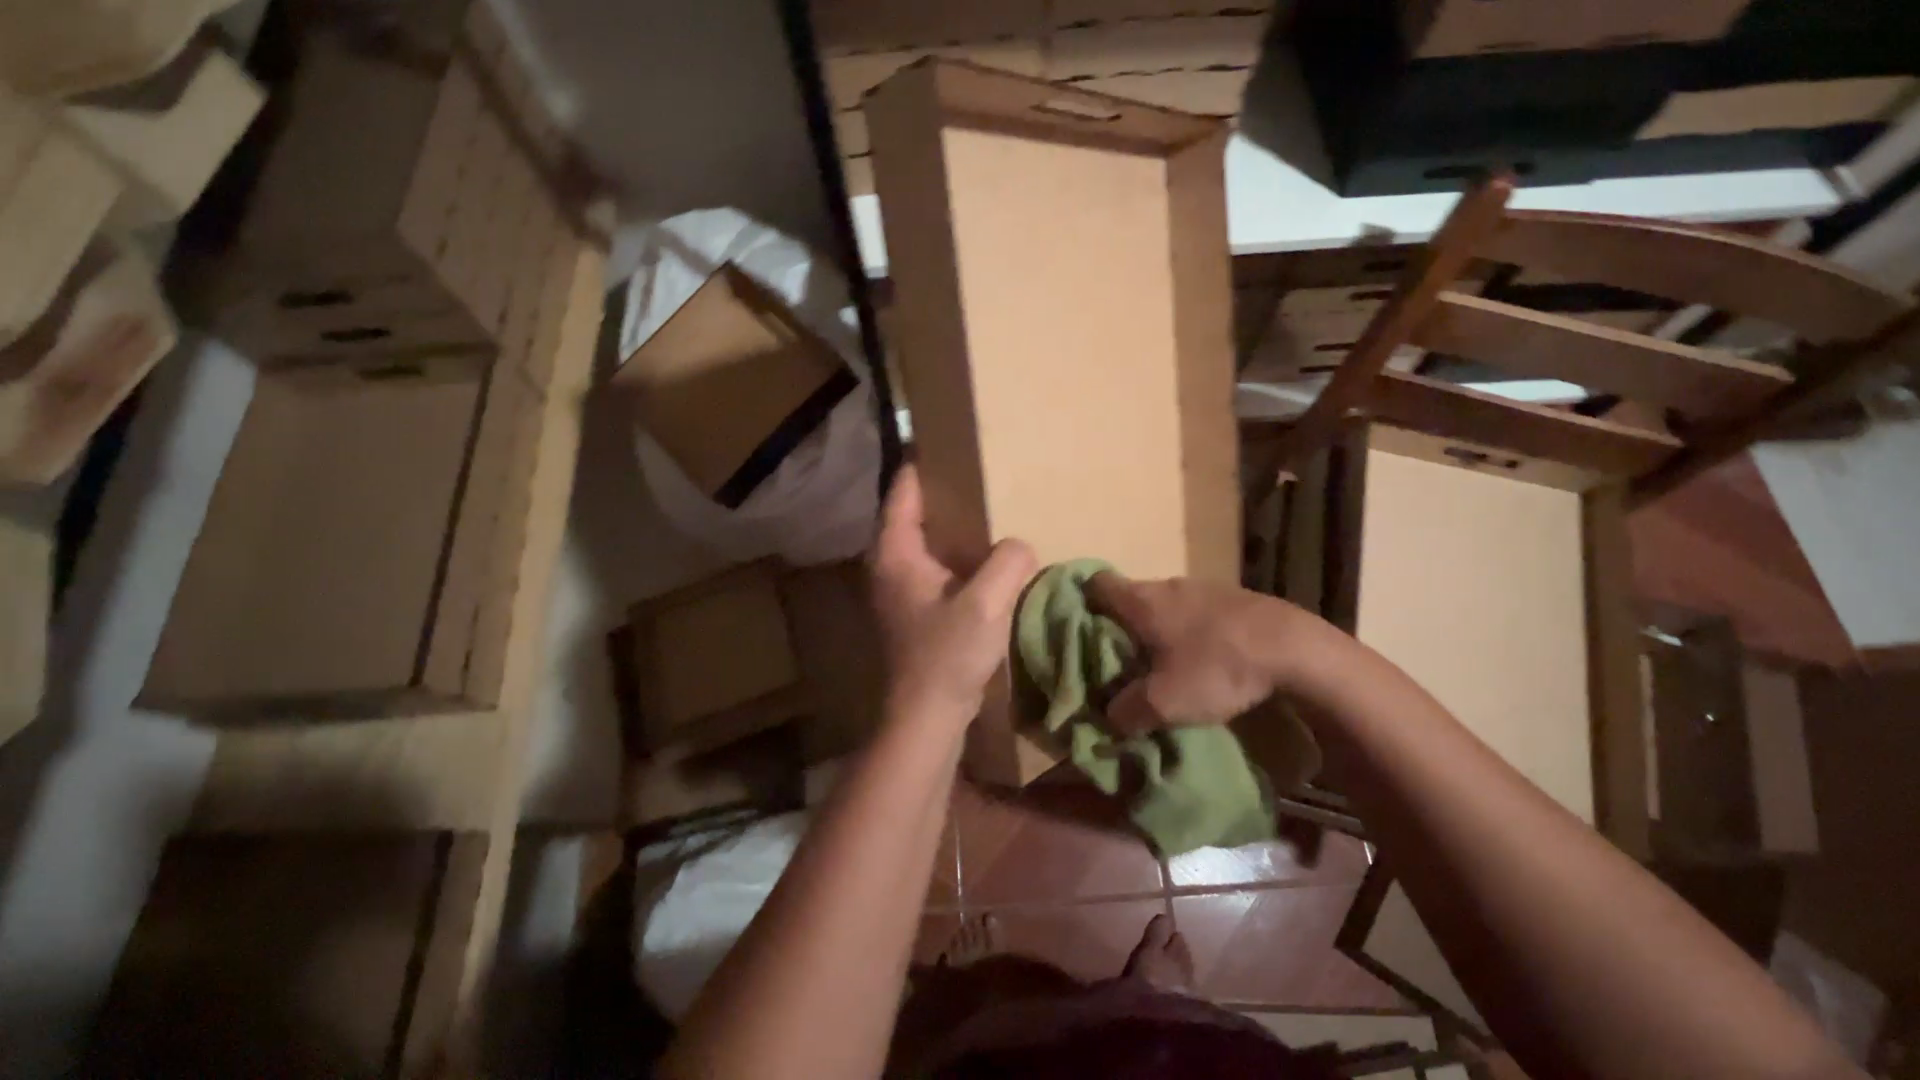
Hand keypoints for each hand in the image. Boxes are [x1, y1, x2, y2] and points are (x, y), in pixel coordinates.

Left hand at [869, 466, 1036, 725]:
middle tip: (981, 475)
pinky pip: (936, 573)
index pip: (904, 491)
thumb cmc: (947, 657)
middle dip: (944, 496)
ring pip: (925, 547)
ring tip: (992, 514)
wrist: (925, 719)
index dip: (925, 465)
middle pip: (912, 516)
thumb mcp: (987, 602)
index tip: (950, 442)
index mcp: (895, 553)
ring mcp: (899, 593)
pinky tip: (988, 566)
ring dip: (953, 532)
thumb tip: (1021, 546)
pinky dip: (957, 562)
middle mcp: (889, 567)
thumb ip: (1009, 562)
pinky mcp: (914, 616)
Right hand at [1087, 572, 1316, 735]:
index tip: (1075, 630)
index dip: (1080, 603)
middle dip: (1121, 628)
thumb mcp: (1162, 703)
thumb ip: (1126, 710)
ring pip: (1168, 607)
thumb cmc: (1216, 668)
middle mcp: (1169, 585)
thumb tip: (1110, 716)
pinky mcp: (1239, 601)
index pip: (1095, 585)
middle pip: (1131, 599)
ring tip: (1162, 667)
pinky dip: (1193, 635)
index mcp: (1142, 600)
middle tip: (1118, 663)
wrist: (1296, 650)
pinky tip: (1205, 663)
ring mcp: (1207, 589)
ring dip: (1161, 632)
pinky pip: (1200, 615)